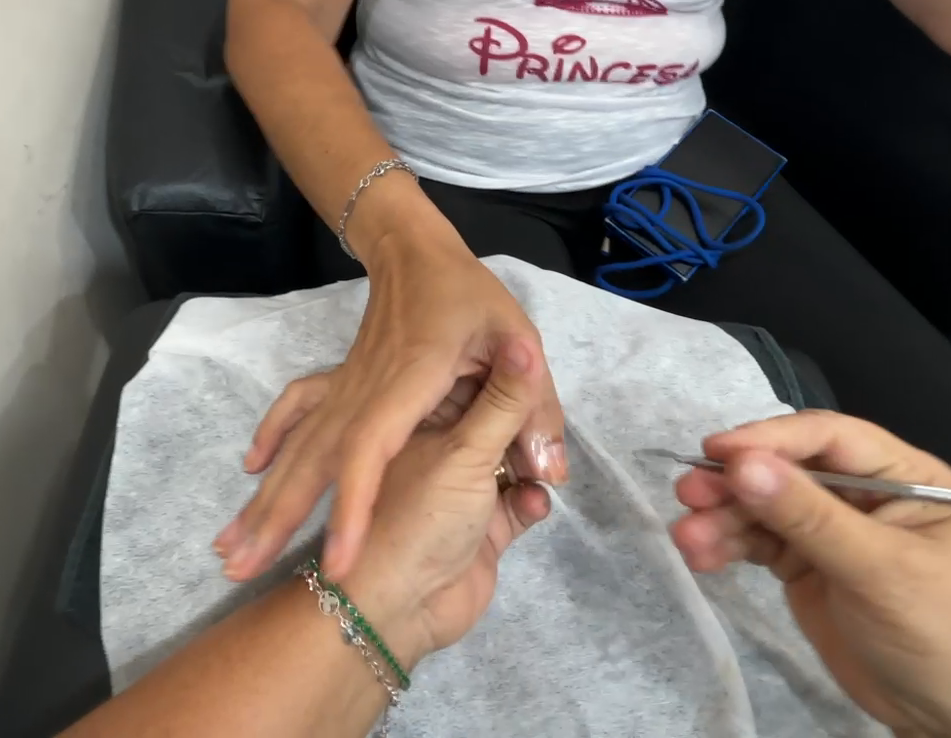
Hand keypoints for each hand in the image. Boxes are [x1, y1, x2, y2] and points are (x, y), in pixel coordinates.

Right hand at [216, 223, 567, 580]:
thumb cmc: (467, 295)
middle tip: (239, 570)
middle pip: (317, 455)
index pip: (371, 448)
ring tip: (231, 545)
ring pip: (301, 441)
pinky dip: (274, 436)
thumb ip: (532, 403)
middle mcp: (365, 388)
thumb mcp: (515, 337)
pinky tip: (253, 466)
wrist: (414, 250)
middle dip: (279, 515)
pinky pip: (299, 409)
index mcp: (409, 380)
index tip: (338, 562)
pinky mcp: (342, 380)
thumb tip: (549, 472)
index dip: (354, 505)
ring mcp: (346, 383)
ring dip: (266, 491)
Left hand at [335, 370, 553, 665]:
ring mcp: (461, 486)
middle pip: (494, 419)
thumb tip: (524, 341)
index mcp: (418, 416)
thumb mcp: (465, 451)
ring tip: (548, 463)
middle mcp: (438, 444)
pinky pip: (517, 502)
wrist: (399, 610)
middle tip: (551, 422)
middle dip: (526, 422)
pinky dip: (530, 500)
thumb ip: (503, 402)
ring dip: (532, 462)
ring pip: (509, 459)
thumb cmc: (420, 514)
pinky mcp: (484, 526)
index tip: (534, 364)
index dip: (503, 372)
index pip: (468, 380)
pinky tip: (538, 501)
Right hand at [671, 411, 950, 737]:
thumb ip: (808, 516)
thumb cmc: (946, 640)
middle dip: (734, 482)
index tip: (717, 452)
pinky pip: (756, 540)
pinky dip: (726, 545)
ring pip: (761, 504)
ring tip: (687, 539)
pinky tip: (701, 557)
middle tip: (688, 494)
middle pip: (784, 468)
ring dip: (721, 518)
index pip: (828, 438)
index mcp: (901, 477)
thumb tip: (739, 463)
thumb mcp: (882, 573)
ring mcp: (829, 528)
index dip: (771, 438)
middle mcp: (860, 492)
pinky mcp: (803, 562)